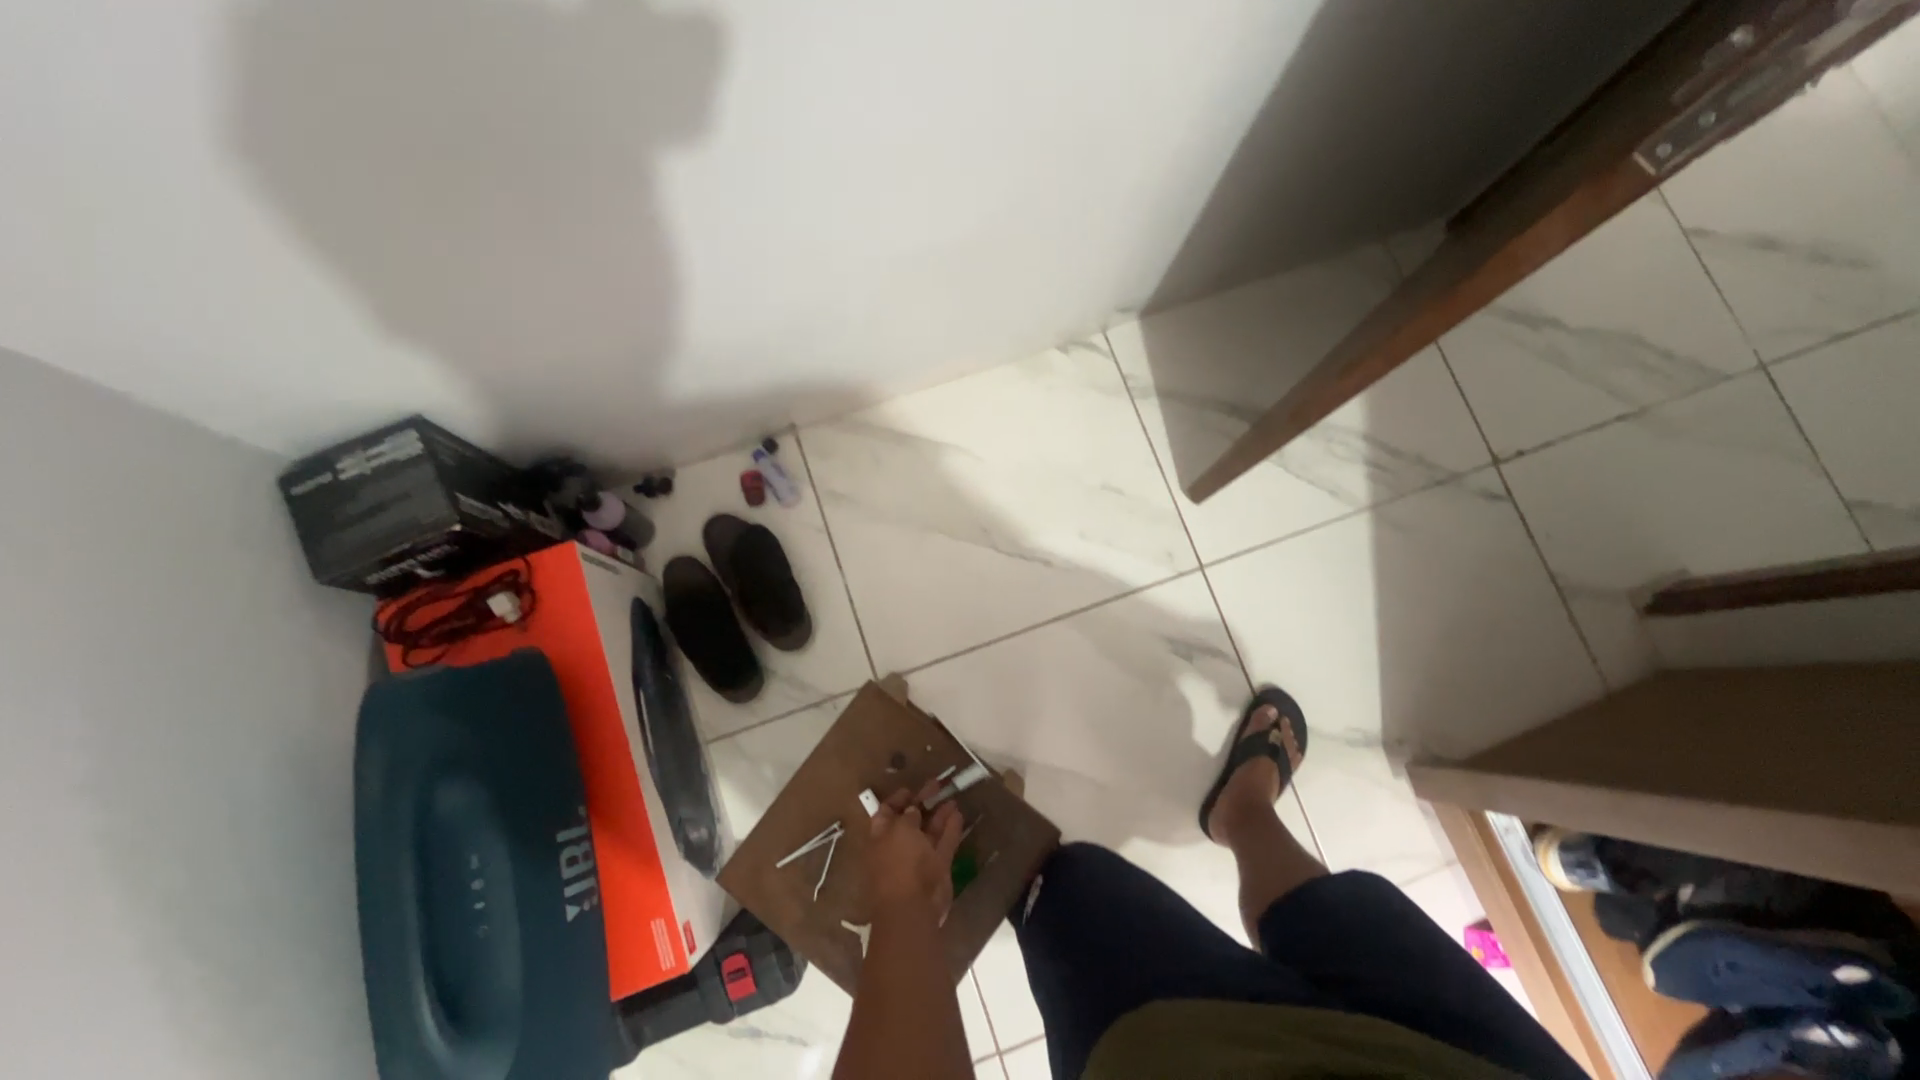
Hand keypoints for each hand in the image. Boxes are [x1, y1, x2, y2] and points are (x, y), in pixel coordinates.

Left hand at [866, 782, 964, 920]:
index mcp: (881, 836)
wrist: (913, 907)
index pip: (886, 812)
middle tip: (937, 784)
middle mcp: (898, 845)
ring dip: (939, 814)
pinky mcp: (937, 867)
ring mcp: (919, 858)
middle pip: (910, 820)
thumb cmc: (899, 863)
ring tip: (952, 796)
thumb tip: (913, 810)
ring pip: (929, 831)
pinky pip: (944, 843)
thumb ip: (907, 816)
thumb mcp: (899, 830)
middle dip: (922, 802)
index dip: (898, 799)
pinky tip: (958, 813)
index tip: (911, 788)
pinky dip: (950, 829)